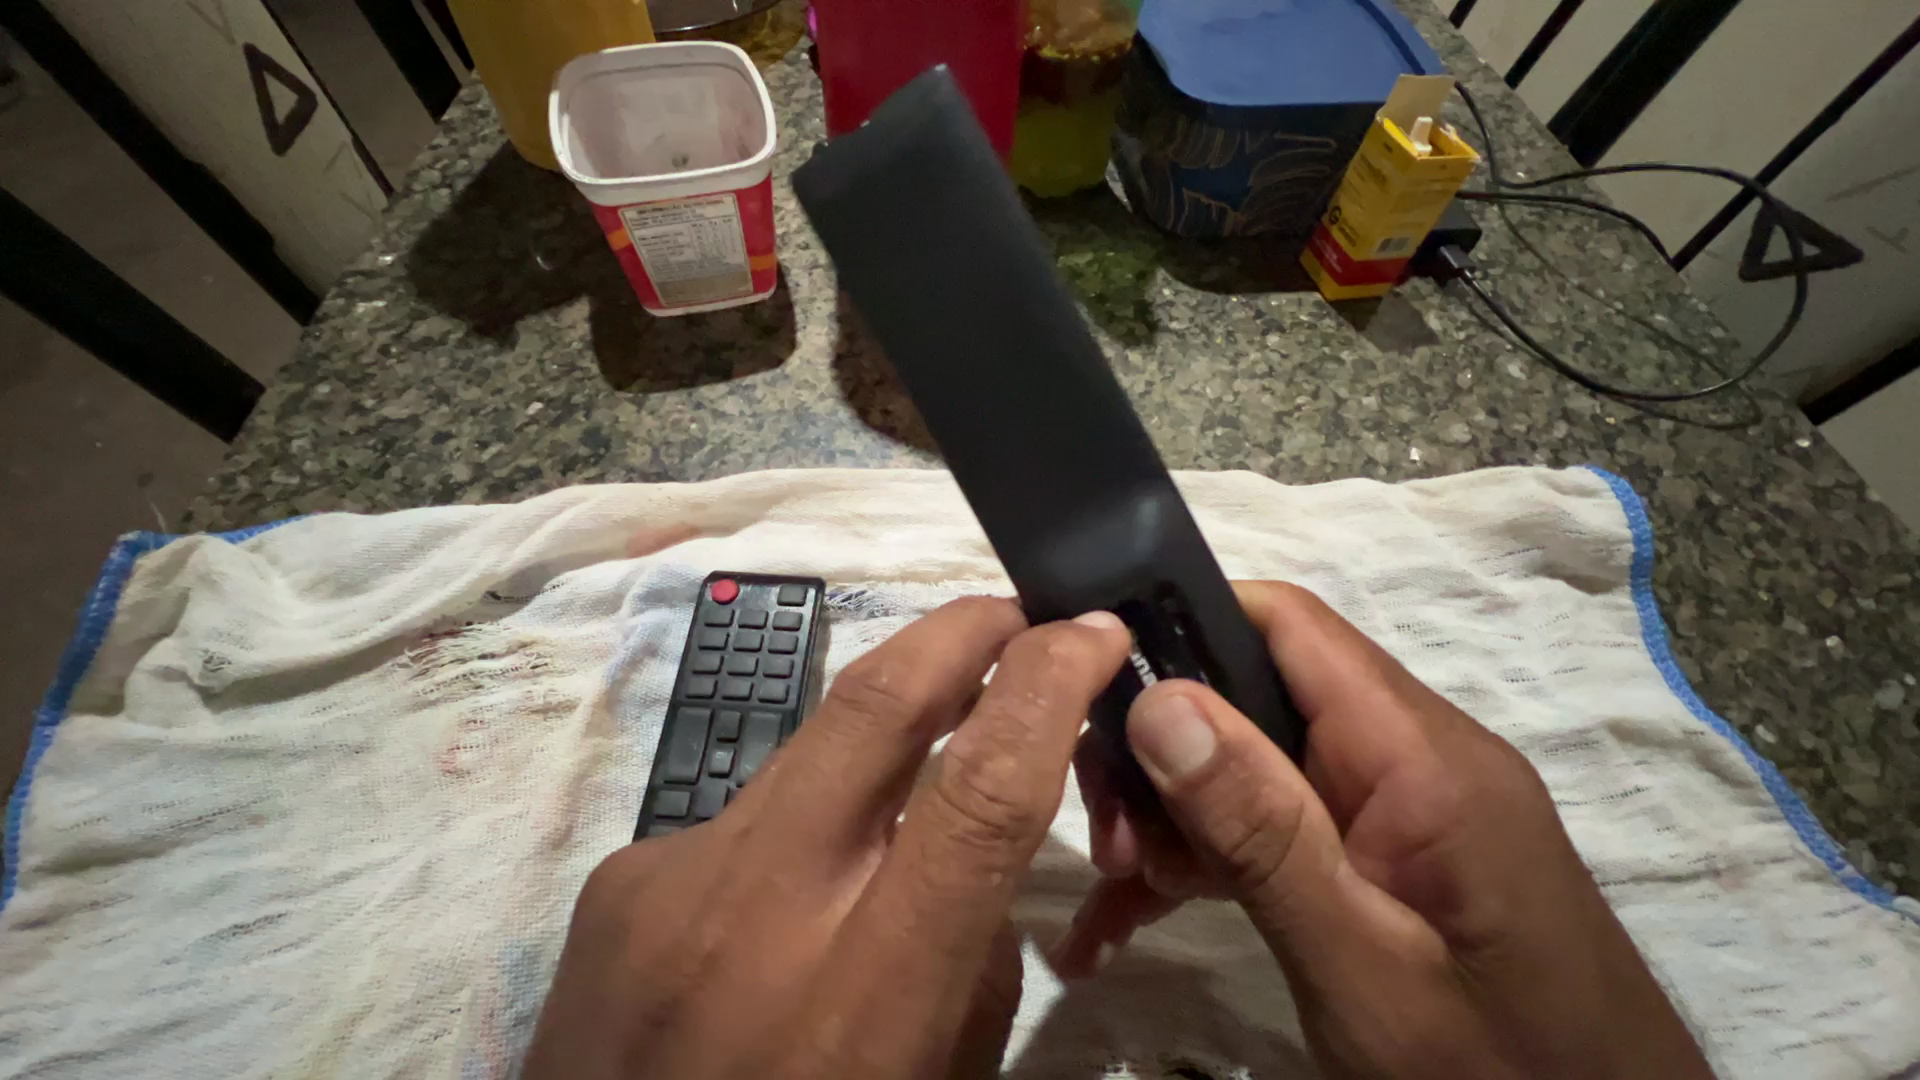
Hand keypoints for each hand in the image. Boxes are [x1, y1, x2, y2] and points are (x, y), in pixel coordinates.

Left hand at [523, 597, 1132, 1079]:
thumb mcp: (940, 1079)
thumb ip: (971, 952)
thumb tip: (971, 839)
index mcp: (864, 999)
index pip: (978, 792)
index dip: (1045, 687)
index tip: (1090, 633)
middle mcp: (758, 913)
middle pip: (874, 703)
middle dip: (959, 629)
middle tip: (1015, 611)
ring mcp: (673, 878)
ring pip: (814, 743)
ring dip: (891, 714)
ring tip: (936, 718)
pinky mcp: (623, 874)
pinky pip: (749, 816)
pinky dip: (806, 817)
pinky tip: (797, 876)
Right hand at [1060, 582, 1713, 1079]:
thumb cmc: (1495, 1073)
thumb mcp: (1359, 964)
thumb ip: (1262, 831)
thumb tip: (1160, 702)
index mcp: (1417, 754)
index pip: (1288, 623)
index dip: (1187, 623)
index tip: (1098, 678)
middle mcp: (1404, 756)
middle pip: (1250, 694)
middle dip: (1161, 749)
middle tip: (1107, 831)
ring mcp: (1390, 805)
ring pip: (1245, 763)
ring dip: (1172, 813)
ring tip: (1123, 883)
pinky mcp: (1375, 852)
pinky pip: (1269, 825)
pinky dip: (1201, 859)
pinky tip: (1131, 917)